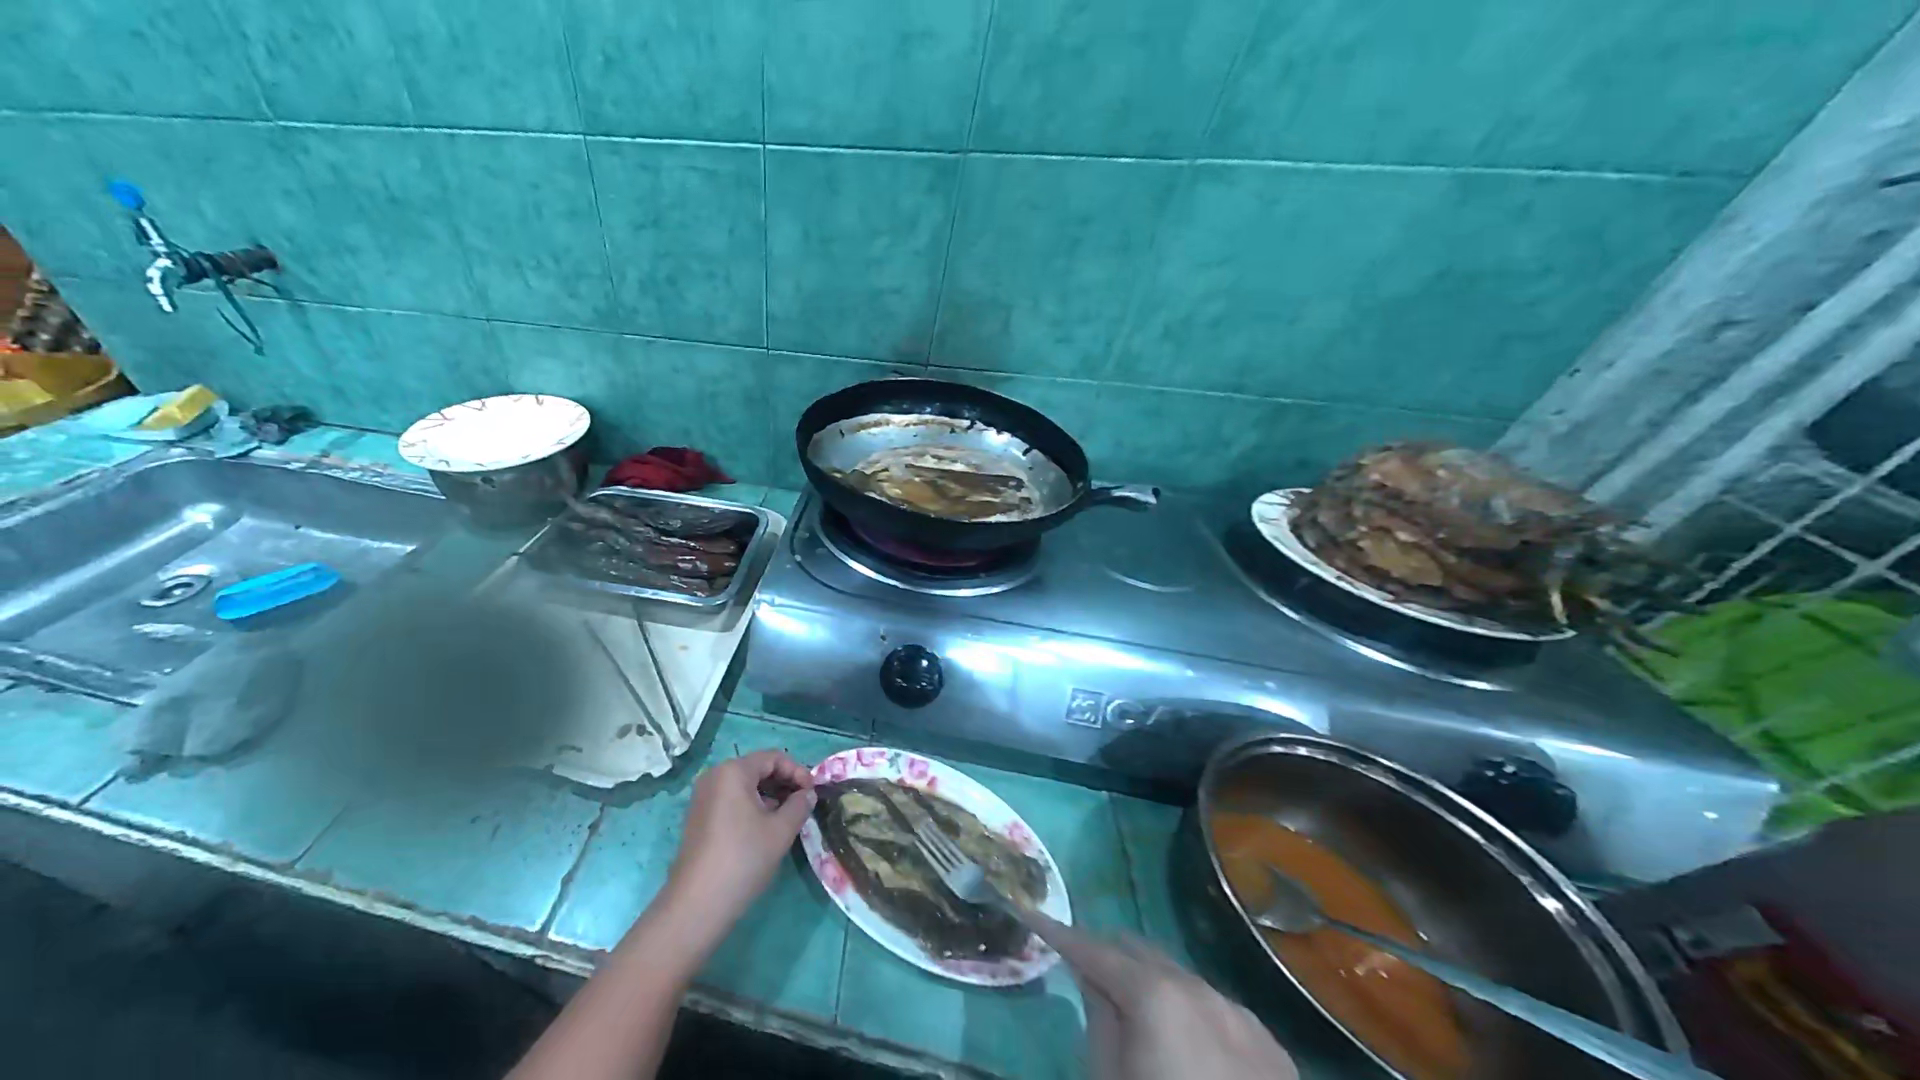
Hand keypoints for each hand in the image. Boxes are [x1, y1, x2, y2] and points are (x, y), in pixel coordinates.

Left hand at [666, 749, 815, 924]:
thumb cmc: (743, 858)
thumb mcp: (781, 830)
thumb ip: (799, 805)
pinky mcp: (698, 818)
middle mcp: (714, 777)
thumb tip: (808, 795)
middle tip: (803, 803)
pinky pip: (732, 801)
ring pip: (745, 786)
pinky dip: (752, 807)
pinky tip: (765, 829)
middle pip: (757, 769)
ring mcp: (703, 798)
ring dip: (770, 796)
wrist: (697, 904)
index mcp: (732, 772)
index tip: (813, 792)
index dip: (797, 771)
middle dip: (784, 783)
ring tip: (788, 818)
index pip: (773, 758)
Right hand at [1024, 912, 1297, 1079]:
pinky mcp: (1271, 1047)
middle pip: (1141, 953)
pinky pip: (1220, 1013)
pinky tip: (1188, 1046)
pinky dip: (1192, 1014)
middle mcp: (1199, 988)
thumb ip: (1099, 1022)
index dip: (1059, 933)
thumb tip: (1094, 981)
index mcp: (1155, 993)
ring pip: (1183, 980)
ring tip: (1134, 1009)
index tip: (1033, 915)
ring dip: (1152, 985)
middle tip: (1081, 966)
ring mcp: (1240, 1014)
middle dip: (1108, 955)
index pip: (1094, 950)